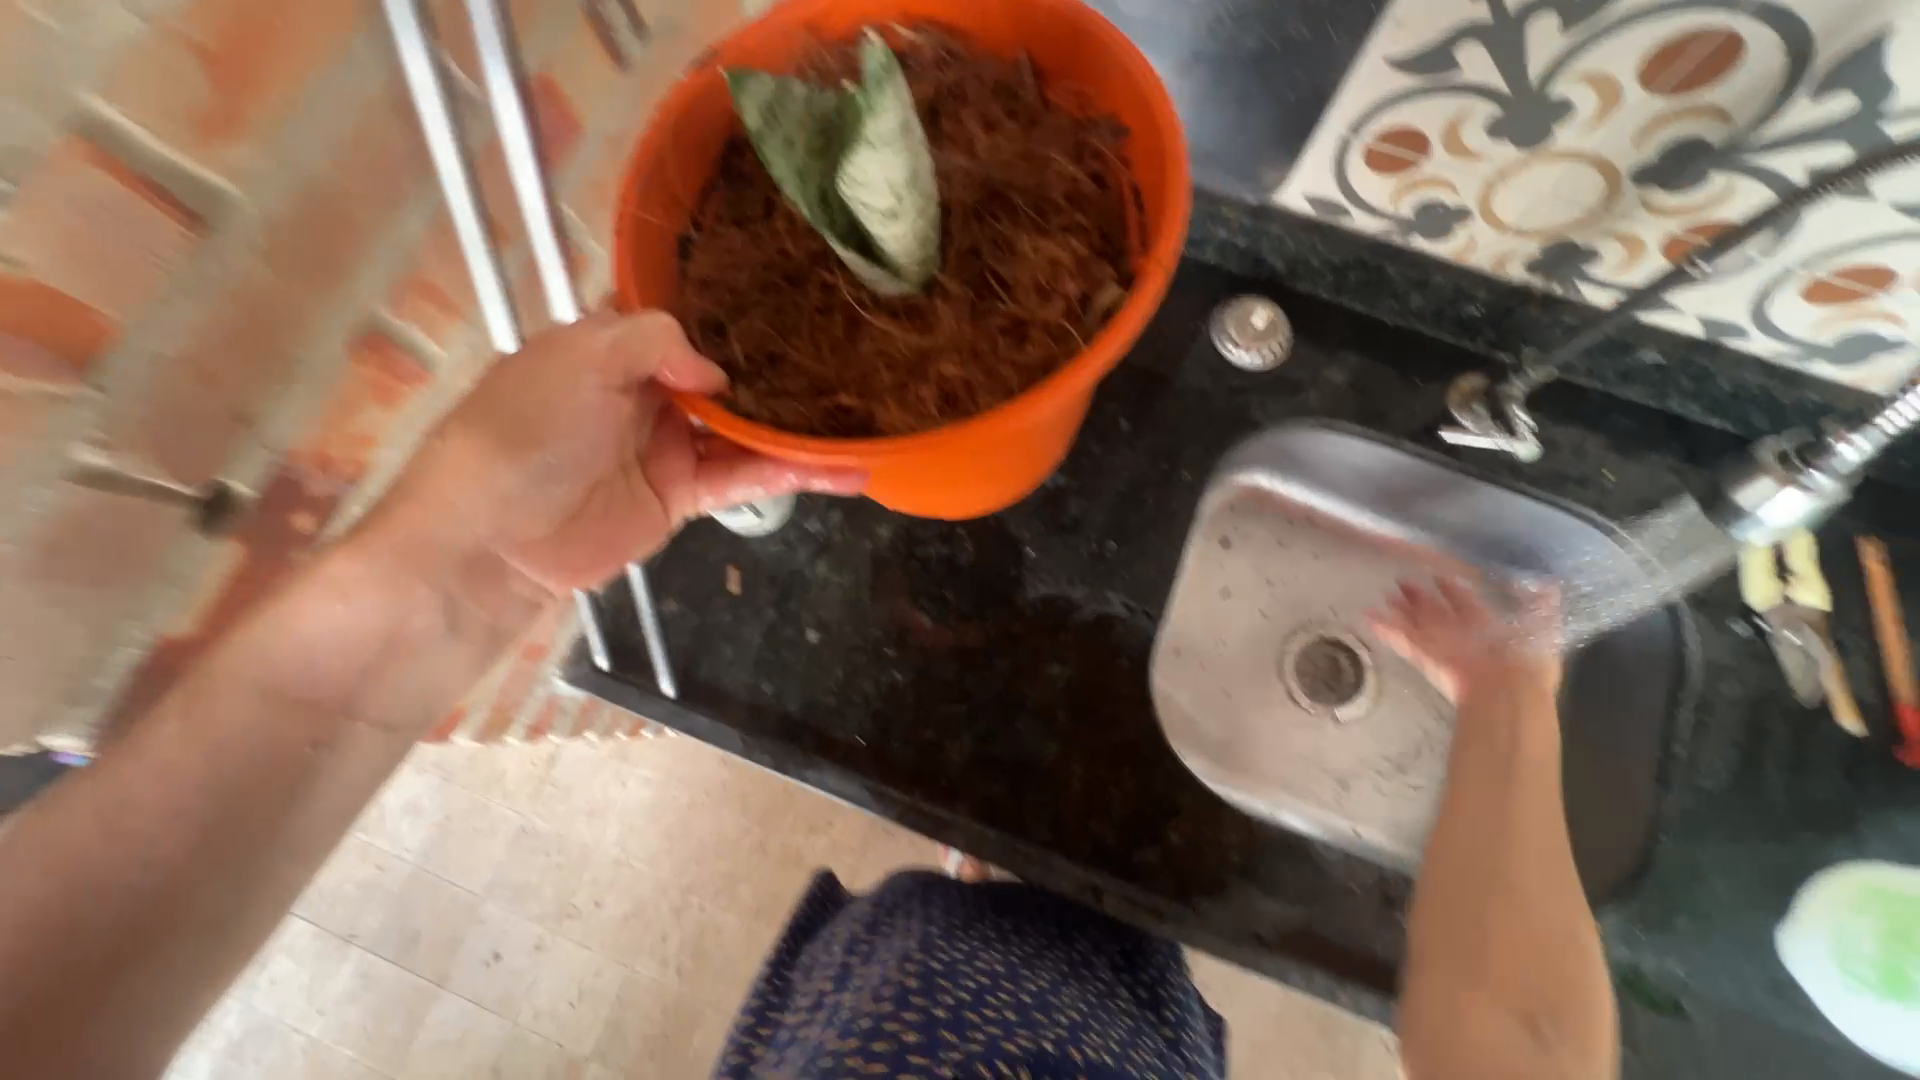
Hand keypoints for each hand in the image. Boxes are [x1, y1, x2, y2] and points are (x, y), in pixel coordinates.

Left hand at [364, 311, 863, 596]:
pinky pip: (745, 479)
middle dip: (783, 377)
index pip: (688, 324)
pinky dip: (792, 476)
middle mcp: (650, 392)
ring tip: (866, 424)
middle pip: (730, 380)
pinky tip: (843, 470)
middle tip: (851, 367)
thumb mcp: (580, 358)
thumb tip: (719, 373)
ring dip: (802, 433)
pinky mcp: (685, 497)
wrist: (494, 538)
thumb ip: (654, 341)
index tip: (798, 305)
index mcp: (617, 348)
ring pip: (749, 433)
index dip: (737, 317)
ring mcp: (671, 446)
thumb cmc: (526, 431)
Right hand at [1368, 575, 1562, 703]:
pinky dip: (1388, 630)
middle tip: (1403, 583)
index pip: (1469, 605)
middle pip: (1439, 614)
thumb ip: (1542, 605)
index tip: (1441, 576)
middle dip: (1422, 599)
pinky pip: (1403, 640)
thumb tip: (1551, 582)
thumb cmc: (1527, 658)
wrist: (1507, 690)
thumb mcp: (1544, 627)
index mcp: (1491, 627)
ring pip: (1418, 625)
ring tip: (1385, 598)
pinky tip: (1371, 618)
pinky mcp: (1425, 659)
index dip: (1455, 591)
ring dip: (1402, 612)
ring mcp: (1443, 647)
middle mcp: (1464, 636)